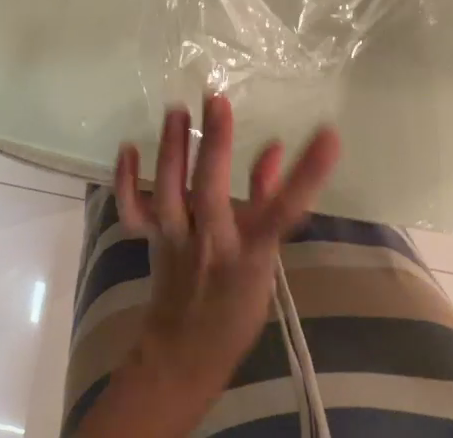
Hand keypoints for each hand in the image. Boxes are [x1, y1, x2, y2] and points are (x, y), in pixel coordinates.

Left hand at [114, 94, 341, 391]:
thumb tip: (271, 147)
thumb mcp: (264, 262)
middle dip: (214, 145)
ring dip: (171, 150)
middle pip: (210, 191)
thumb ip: (266, 203)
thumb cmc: (235, 307)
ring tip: (176, 111)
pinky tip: (128, 147)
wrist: (185, 352)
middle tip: (217, 100)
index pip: (284, 210)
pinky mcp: (149, 240)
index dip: (307, 174)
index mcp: (250, 253)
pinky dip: (125, 180)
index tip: (327, 134)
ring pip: (168, 193)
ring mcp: (175, 241)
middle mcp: (212, 243)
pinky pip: (131, 210)